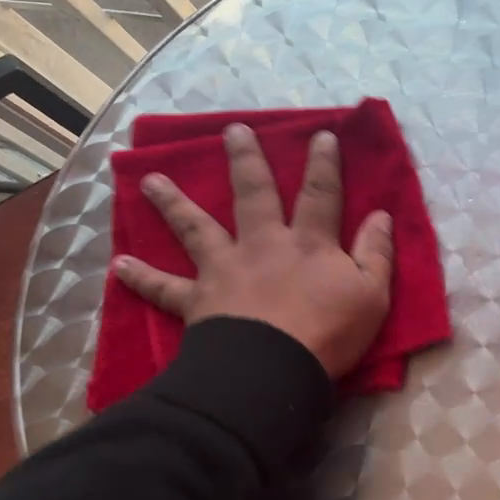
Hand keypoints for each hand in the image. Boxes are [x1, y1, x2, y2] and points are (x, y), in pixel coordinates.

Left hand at [112, 123, 393, 376]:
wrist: (271, 369)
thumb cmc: (330, 331)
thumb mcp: (372, 293)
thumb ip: (376, 252)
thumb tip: (381, 215)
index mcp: (310, 244)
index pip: (320, 195)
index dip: (323, 164)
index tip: (320, 134)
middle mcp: (263, 245)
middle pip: (254, 195)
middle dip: (246, 161)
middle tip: (233, 131)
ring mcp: (225, 270)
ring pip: (197, 229)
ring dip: (174, 204)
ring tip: (152, 180)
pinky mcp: (197, 300)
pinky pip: (164, 288)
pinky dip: (141, 277)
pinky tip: (119, 265)